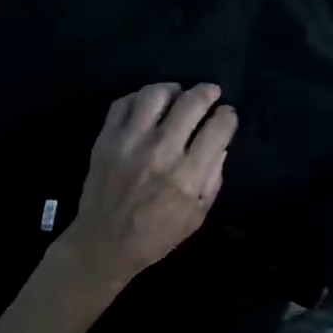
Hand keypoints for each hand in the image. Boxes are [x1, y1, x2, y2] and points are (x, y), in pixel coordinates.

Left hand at [56, 82, 238, 291]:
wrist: (104, 243)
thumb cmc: (156, 235)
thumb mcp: (197, 216)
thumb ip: (213, 178)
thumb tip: (220, 144)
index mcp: (187, 175)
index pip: (218, 128)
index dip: (228, 116)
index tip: (227, 115)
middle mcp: (161, 151)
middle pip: (191, 103)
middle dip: (207, 93)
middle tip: (210, 93)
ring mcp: (129, 141)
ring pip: (155, 94)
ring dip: (172, 89)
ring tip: (177, 94)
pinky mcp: (106, 138)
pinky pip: (123, 103)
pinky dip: (139, 98)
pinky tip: (147, 106)